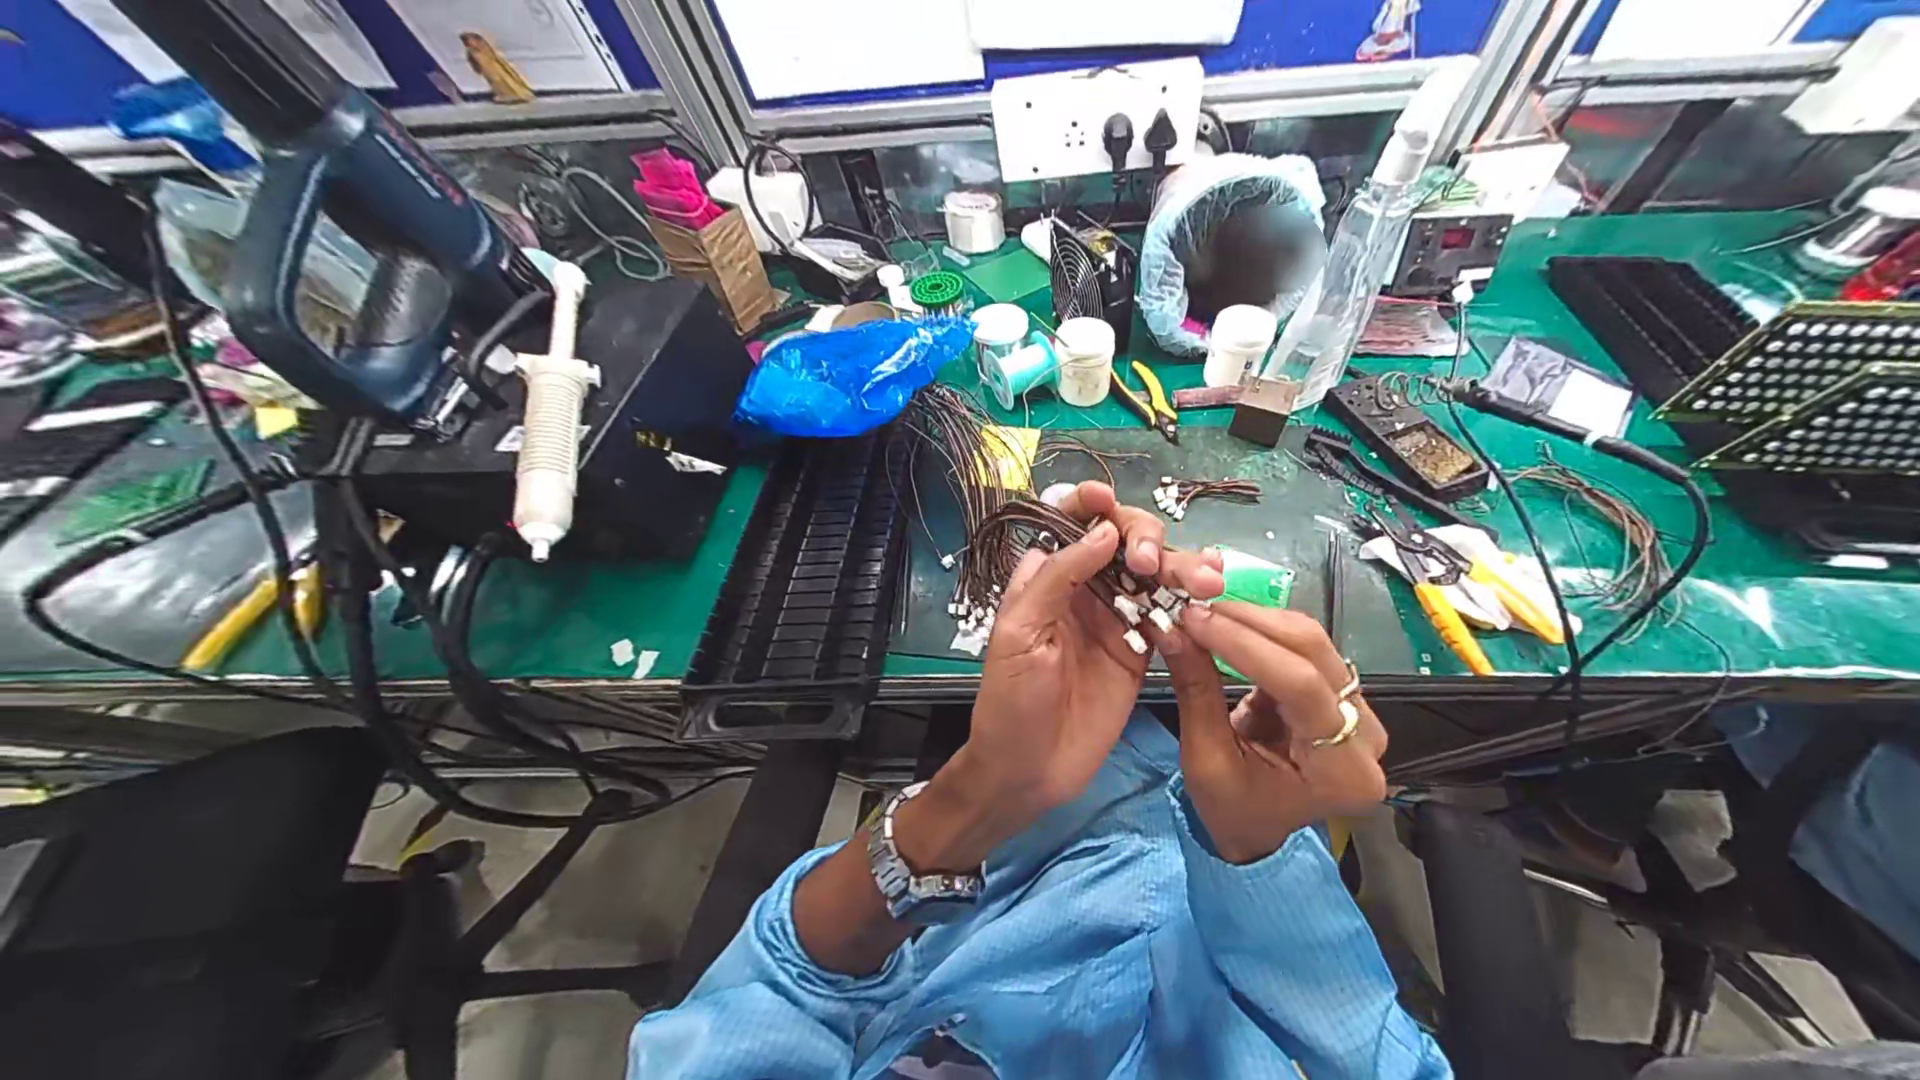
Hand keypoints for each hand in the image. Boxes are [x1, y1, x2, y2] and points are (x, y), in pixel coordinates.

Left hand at [897, 483, 1222, 872]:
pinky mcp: (1141, 651)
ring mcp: (1116, 620)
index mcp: (1047, 579)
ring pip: (1152, 577)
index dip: (1089, 506)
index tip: (1106, 502)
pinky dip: (1190, 602)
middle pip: (1121, 543)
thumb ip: (1058, 578)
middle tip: (1149, 563)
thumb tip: (1103, 533)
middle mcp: (1084, 591)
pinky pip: (1168, 617)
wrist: (1028, 768)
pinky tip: (1212, 590)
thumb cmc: (1010, 698)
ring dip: (1179, 568)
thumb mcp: (1020, 631)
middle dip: (1143, 538)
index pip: (1071, 526)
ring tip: (1205, 576)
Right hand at [1152, 603, 1387, 864]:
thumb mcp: (1206, 758)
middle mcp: (1366, 735)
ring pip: (1312, 642)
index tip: (1194, 619)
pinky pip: (1304, 648)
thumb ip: (1196, 690)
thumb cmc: (1232, 809)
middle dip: (1249, 622)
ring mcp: (1359, 712)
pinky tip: (1227, 625)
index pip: (1298, 684)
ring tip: (1207, 614)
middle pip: (1313, 652)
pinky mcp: (1341, 695)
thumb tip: (1172, 629)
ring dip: (1255, 620)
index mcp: (1341, 769)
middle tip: (1196, 609)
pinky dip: (1262, 631)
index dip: (1244, 643)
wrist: (1256, 830)